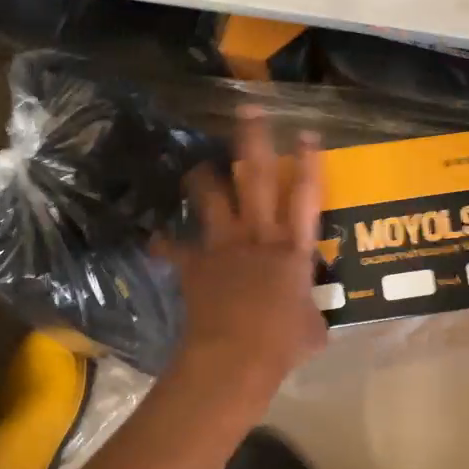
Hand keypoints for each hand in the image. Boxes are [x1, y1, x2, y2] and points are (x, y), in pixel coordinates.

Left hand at [164, 106, 328, 394]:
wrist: (234, 359)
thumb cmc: (282, 344)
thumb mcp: (312, 328)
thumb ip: (310, 312)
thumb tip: (310, 317)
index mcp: (293, 248)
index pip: (305, 195)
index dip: (308, 162)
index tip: (306, 132)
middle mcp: (259, 236)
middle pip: (256, 177)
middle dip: (253, 141)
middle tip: (248, 109)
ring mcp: (223, 247)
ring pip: (212, 198)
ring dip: (204, 177)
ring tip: (199, 164)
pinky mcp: (195, 265)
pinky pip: (175, 249)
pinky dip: (165, 244)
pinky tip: (155, 239)